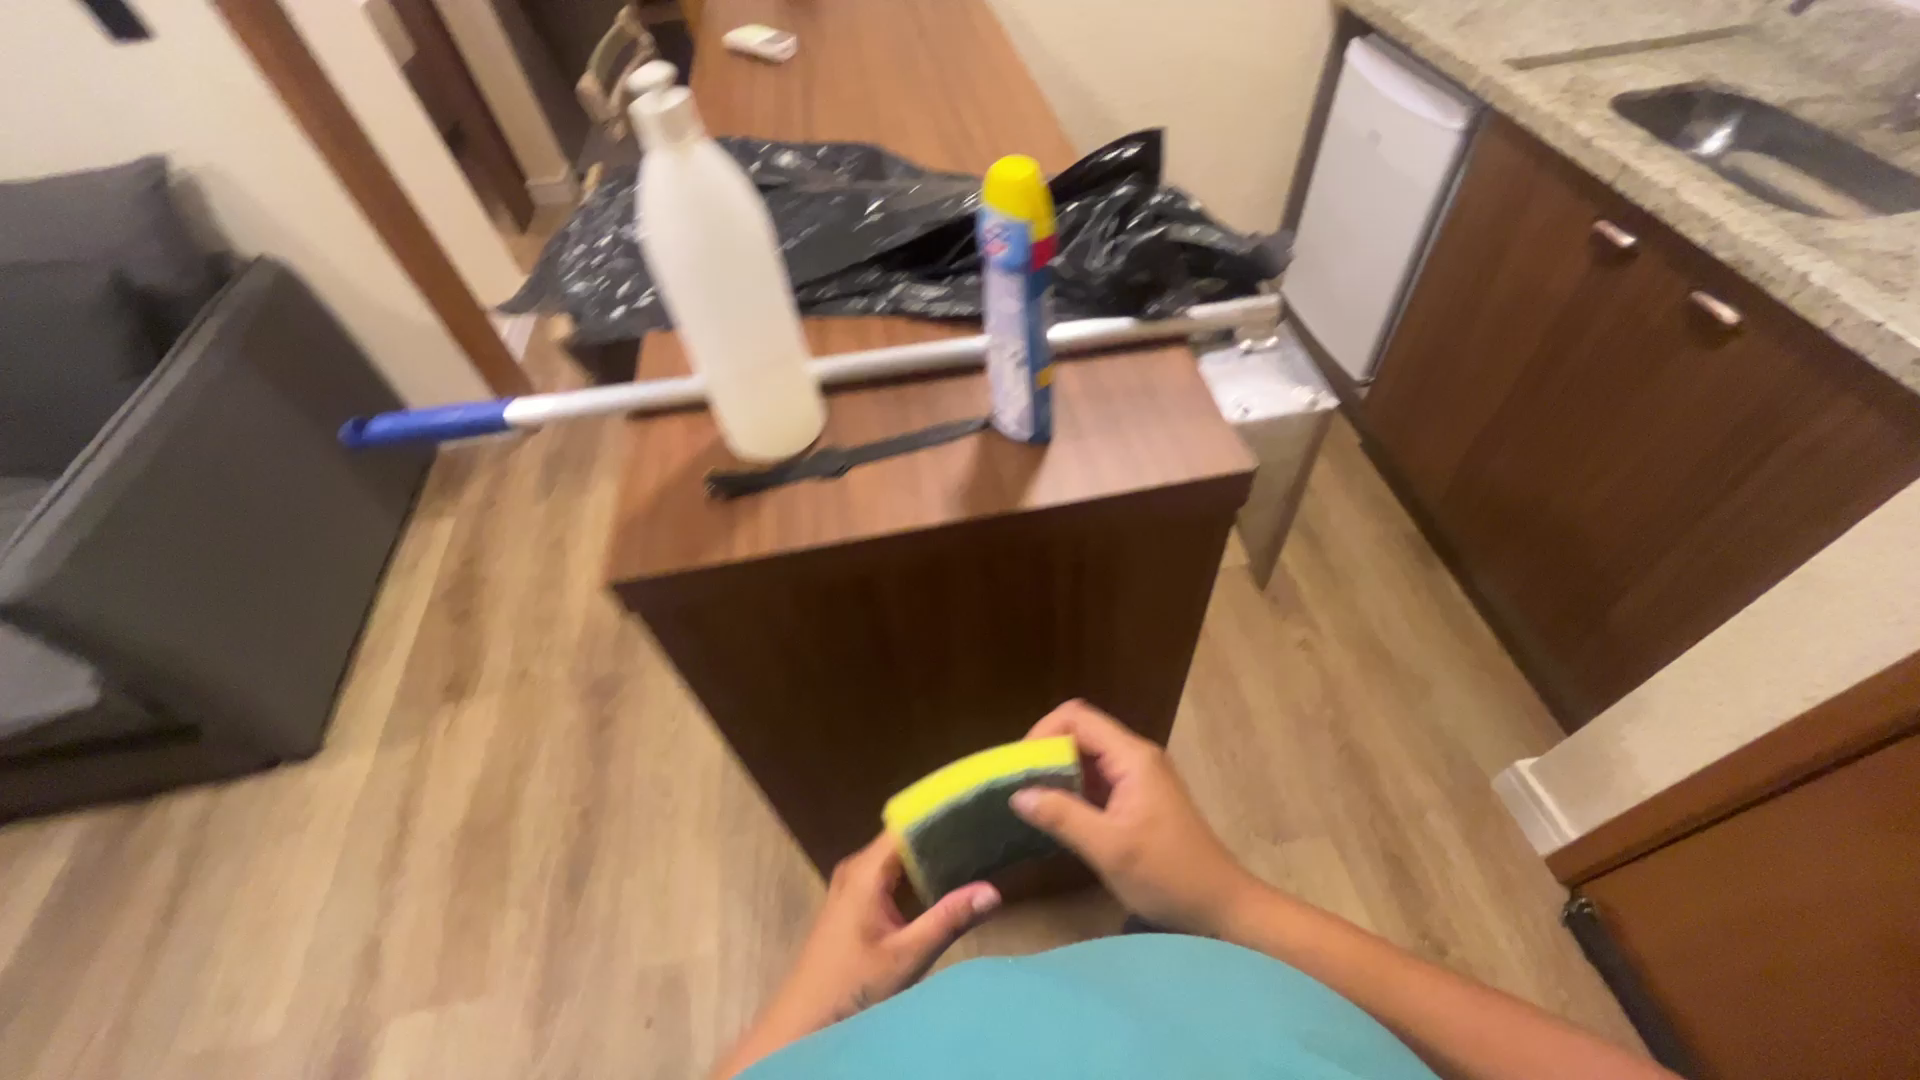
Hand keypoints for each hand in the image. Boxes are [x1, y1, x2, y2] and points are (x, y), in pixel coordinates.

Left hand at [710, 832, 998, 1078]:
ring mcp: (854, 883)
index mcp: (865, 870)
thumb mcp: (906, 956)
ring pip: (899, 856)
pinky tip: (949, 878)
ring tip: (977, 847)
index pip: (907, 824)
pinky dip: (919, 873)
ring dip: (932, 854)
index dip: (940, 815)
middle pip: (905, 838)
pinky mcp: (856, 901)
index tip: (975, 809)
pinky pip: (892, 873)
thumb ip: (948, 919)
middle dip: (942, 834)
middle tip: (985, 829)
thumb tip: (994, 890)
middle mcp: (857, 867)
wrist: (803, 1022)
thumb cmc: (851, 986)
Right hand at [1010, 699, 1261, 935]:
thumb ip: (1062, 816)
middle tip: (1019, 785)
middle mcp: (1137, 757)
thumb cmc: (1168, 875)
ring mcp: (1140, 778)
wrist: (1222, 908)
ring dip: (1058, 772)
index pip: (1077, 718)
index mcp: (1132, 757)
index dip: (1043, 733)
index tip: (1019, 767)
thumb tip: (1017, 794)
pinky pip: (1099, 779)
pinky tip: (1058, 814)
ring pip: (1088, 757)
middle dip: (1046, 752)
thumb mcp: (1109, 848)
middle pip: (1081, 732)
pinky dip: (1074, 789)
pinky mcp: (1140, 799)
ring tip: (1031, 799)